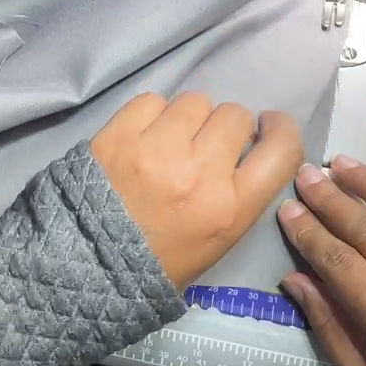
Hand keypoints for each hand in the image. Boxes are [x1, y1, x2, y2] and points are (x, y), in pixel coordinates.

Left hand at [91, 92, 303, 289]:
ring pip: (194, 101)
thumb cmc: (157, 261)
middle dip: (224, 127)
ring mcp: (156, 151)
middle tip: (203, 144)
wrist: (86, 266)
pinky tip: (141, 136)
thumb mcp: (217, 242)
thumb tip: (245, 146)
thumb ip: (239, 194)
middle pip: (234, 115)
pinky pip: (151, 100)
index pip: (280, 150)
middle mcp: (198, 173)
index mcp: (229, 209)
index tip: (266, 126)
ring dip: (187, 117)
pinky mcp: (117, 136)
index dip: (279, 129)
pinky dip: (150, 114)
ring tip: (168, 140)